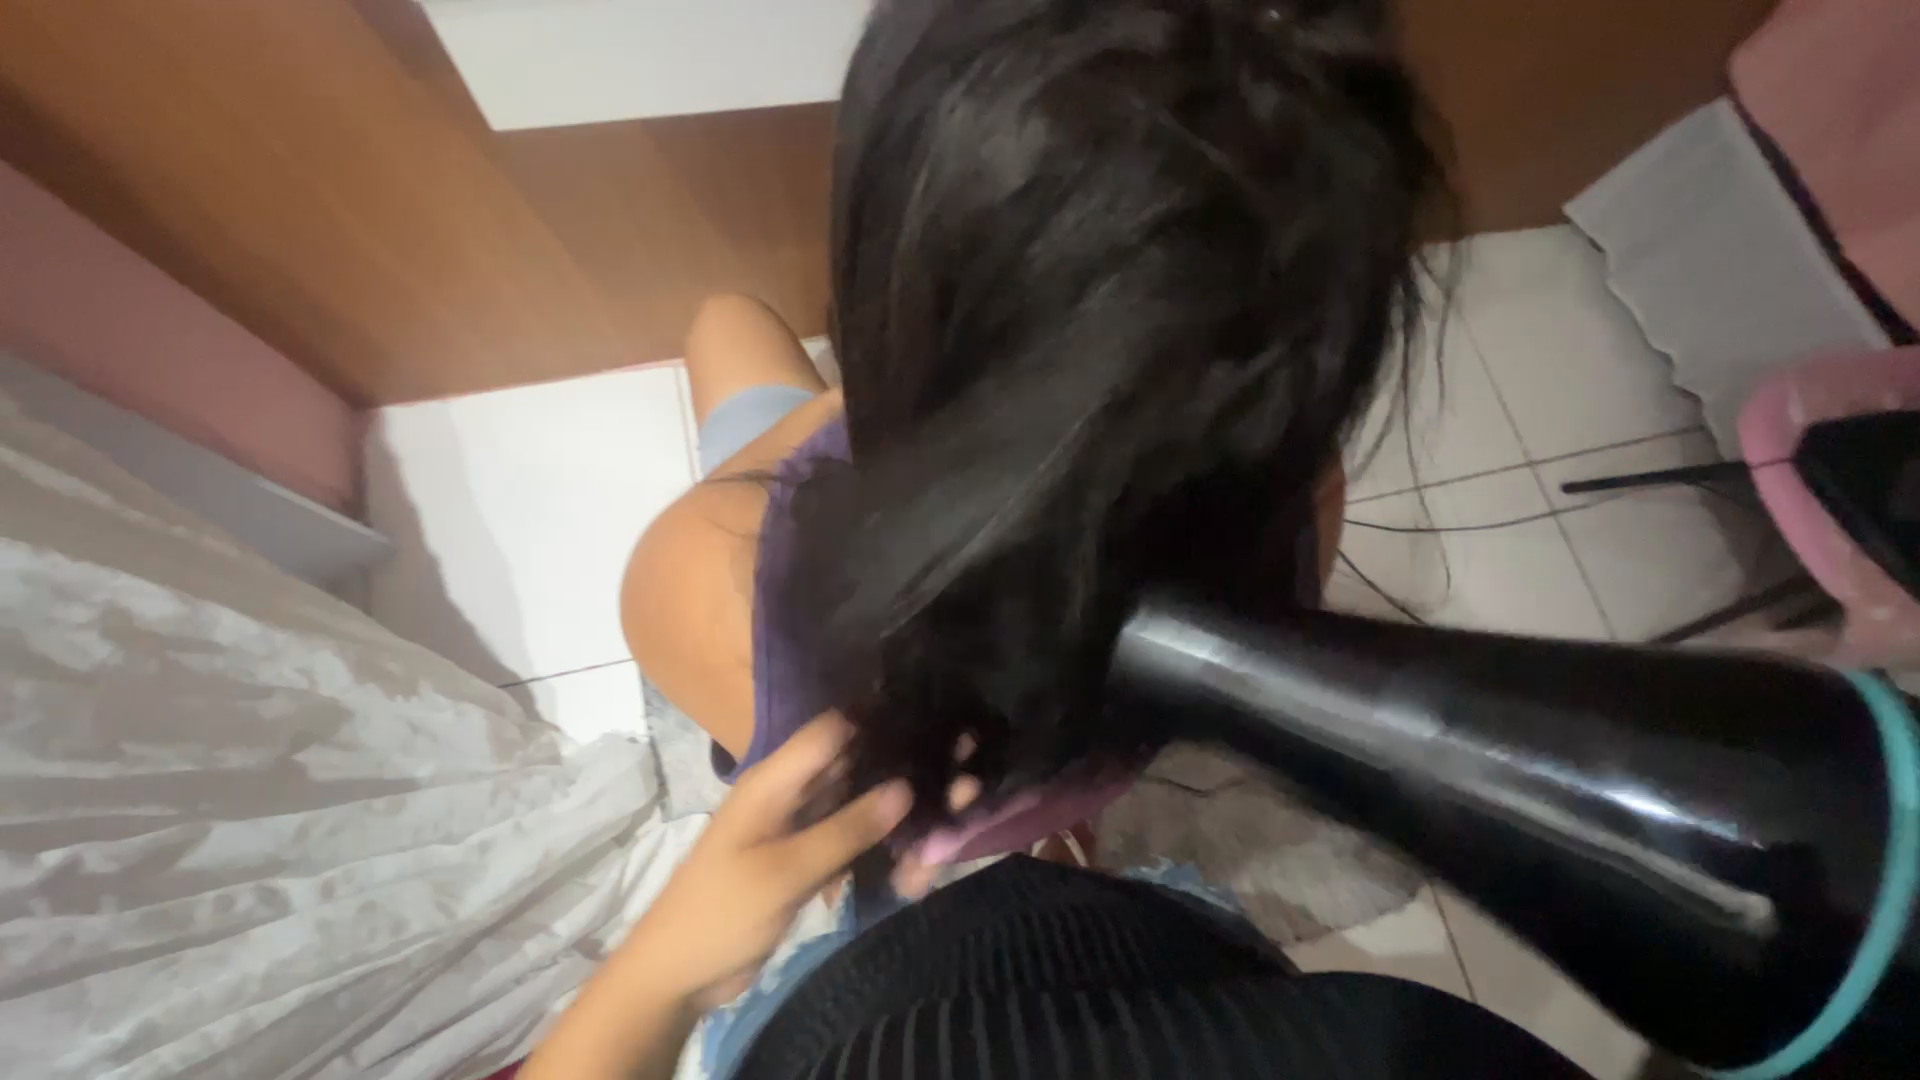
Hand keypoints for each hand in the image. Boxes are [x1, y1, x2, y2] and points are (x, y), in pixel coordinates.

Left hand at [627, 713, 913, 1012]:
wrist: (675, 977)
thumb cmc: (721, 913)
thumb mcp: (785, 872)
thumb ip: (846, 829)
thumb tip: (906, 786)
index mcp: (774, 780)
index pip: (832, 729)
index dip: (875, 723)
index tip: (927, 732)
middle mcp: (789, 793)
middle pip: (847, 764)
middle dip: (890, 770)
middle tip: (950, 780)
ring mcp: (797, 826)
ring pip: (851, 802)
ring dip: (886, 811)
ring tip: (940, 816)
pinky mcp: (803, 857)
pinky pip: (845, 837)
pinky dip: (872, 843)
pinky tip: (912, 854)